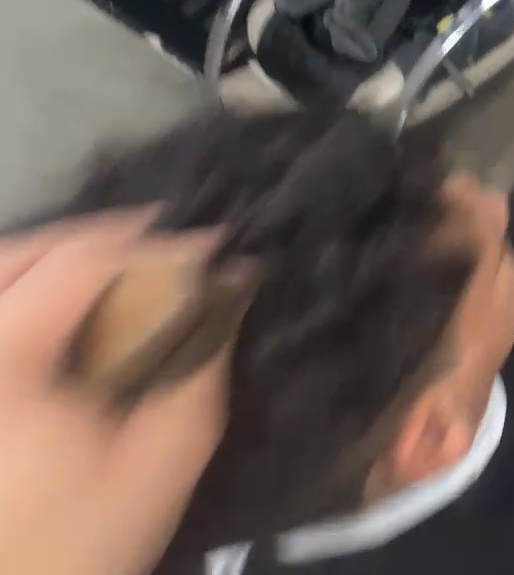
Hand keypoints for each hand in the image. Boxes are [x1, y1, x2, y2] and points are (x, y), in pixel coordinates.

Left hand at [0, 215, 232, 574]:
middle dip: (93, 237)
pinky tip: (56, 308)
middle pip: (10, 259)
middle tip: (164, 240)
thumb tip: (233, 282)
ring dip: (46, 261)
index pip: (81, 265)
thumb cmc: (82, 534)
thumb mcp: (168, 449)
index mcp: (3, 367)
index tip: (219, 248)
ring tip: (113, 266)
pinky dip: (17, 297)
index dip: (159, 244)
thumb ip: (200, 356)